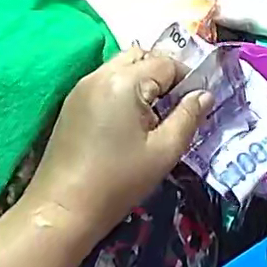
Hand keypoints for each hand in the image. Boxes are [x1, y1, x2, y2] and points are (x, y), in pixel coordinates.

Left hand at [21, 48, 213, 237]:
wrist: (62, 209)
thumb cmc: (118, 182)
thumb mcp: (164, 152)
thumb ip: (188, 117)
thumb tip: (204, 94)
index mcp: (125, 81)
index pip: (166, 63)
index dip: (186, 78)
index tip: (195, 103)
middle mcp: (101, 74)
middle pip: (141, 56)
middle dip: (162, 74)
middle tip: (174, 107)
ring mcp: (82, 86)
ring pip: (121, 65)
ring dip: (141, 80)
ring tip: (152, 117)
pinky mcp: (72, 102)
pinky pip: (105, 80)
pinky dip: (122, 89)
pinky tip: (127, 122)